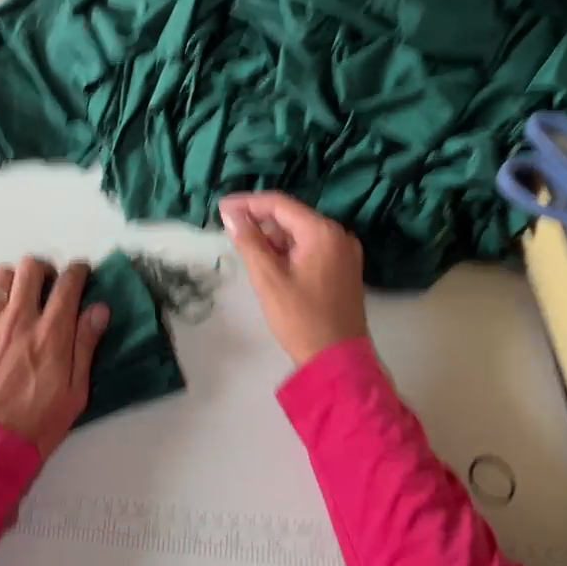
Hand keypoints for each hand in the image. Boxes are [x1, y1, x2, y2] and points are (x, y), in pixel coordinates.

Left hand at [0, 256, 110, 458]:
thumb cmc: (34, 426)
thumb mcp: (74, 394)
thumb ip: (85, 347)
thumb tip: (98, 308)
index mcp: (50, 333)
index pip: (68, 282)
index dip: (78, 270)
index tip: (80, 273)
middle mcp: (18, 318)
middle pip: (32, 267)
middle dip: (44, 270)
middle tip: (47, 286)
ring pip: (0, 275)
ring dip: (12, 281)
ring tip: (15, 299)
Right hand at [220, 192, 368, 366]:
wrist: (338, 363)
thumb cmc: (301, 319)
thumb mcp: (268, 278)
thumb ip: (248, 240)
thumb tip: (230, 213)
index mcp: (322, 232)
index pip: (279, 204)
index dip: (247, 203)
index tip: (221, 208)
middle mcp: (339, 235)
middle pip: (291, 216)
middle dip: (259, 221)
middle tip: (231, 230)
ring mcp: (345, 252)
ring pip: (300, 232)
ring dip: (273, 237)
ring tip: (247, 249)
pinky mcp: (344, 268)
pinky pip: (311, 247)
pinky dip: (289, 250)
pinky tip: (270, 262)